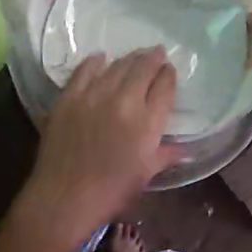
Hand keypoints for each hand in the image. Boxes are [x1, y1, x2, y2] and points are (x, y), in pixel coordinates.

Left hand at [19, 48, 179, 243]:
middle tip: (156, 52)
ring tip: (135, 56)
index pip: (164, 87)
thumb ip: (166, 155)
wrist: (65, 198)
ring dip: (128, 59)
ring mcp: (94, 96)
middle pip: (142, 69)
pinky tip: (100, 58)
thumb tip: (186, 151)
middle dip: (152, 59)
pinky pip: (84, 71)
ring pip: (116, 66)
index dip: (169, 75)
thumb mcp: (146, 175)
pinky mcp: (69, 98)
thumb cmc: (111, 192)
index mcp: (148, 122)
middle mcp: (124, 101)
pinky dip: (95, 62)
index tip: (169, 70)